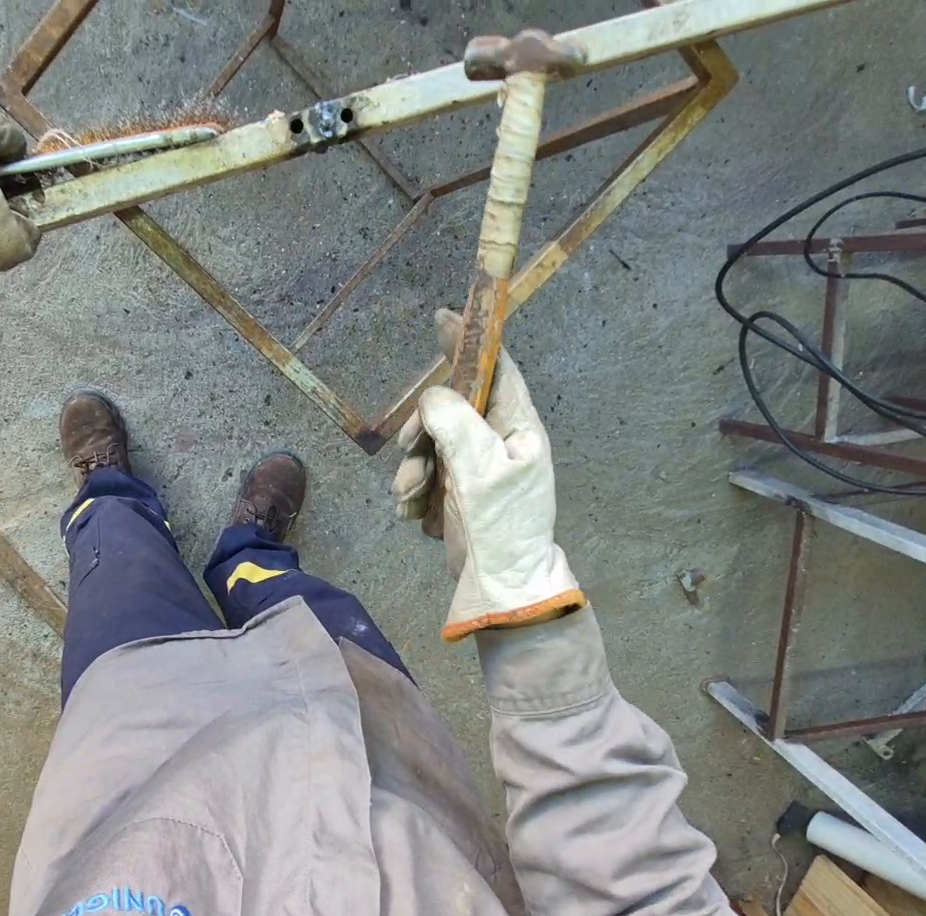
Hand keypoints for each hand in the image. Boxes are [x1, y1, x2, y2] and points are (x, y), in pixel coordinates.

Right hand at [392, 309, 583, 640]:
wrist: (499, 588)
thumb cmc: (502, 527)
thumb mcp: (480, 470)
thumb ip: (455, 423)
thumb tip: (433, 396)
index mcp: (518, 428)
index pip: (496, 370)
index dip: (470, 343)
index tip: (442, 318)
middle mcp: (497, 442)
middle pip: (450, 409)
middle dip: (423, 430)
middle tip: (408, 450)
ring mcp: (476, 469)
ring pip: (430, 445)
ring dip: (412, 469)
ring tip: (409, 499)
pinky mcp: (456, 493)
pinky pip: (425, 475)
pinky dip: (413, 492)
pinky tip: (413, 513)